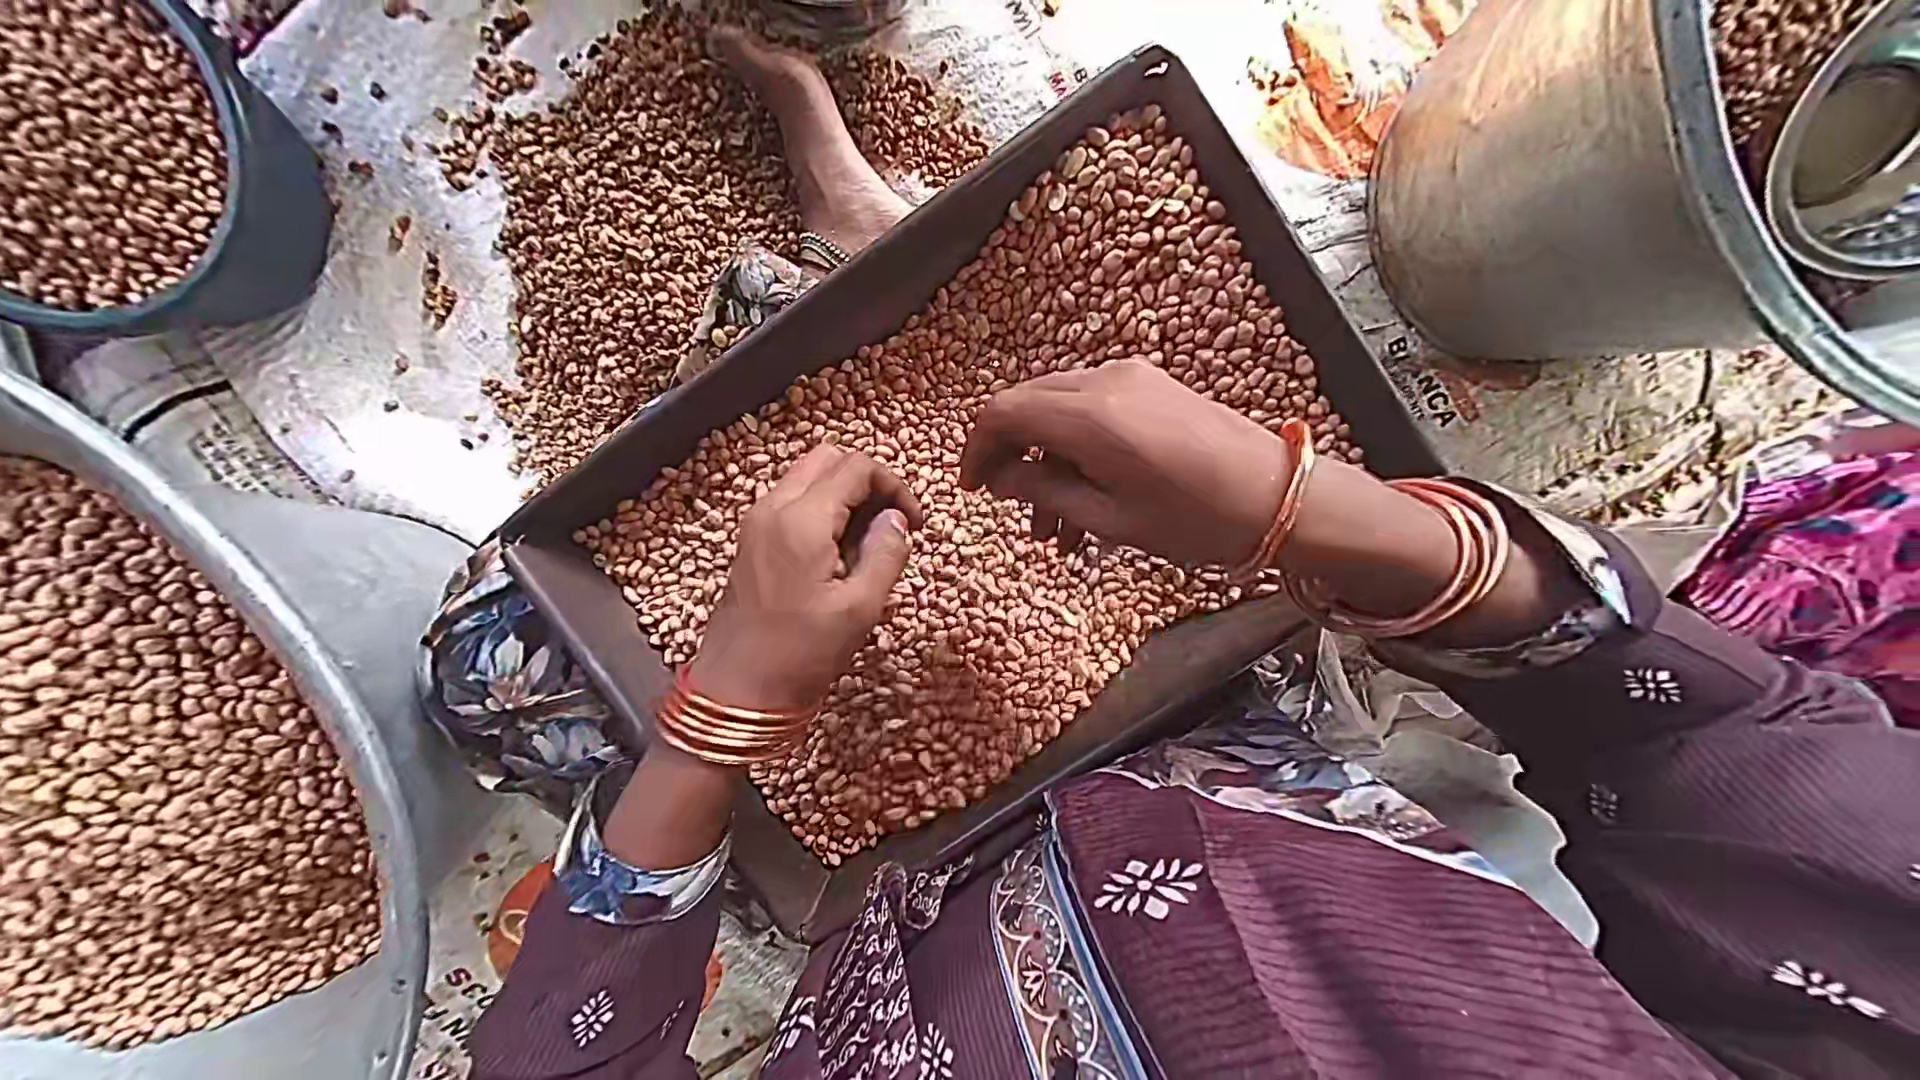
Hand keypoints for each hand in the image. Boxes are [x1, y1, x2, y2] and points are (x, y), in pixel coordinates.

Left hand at [689, 444, 922, 711]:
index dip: (895, 487)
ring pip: (809, 477)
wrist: (737, 691)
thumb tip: (896, 519)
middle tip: (891, 523)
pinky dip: (823, 510)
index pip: (857, 467)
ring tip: (868, 543)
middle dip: (869, 482)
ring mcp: (756, 522)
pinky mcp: (751, 540)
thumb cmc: (801, 654)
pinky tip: (839, 553)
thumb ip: (886, 553)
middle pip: (829, 459)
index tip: (913, 524)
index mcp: (801, 519)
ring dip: (845, 495)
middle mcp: (773, 507)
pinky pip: (793, 502)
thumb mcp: (860, 608)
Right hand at [959, 359, 1291, 564]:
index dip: (977, 449)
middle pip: (1026, 405)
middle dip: (1010, 456)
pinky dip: (1075, 449)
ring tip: (1055, 529)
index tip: (973, 488)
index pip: (1002, 413)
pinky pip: (1092, 410)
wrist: (1281, 497)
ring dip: (1046, 461)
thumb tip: (1001, 477)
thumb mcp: (1109, 518)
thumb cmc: (1196, 519)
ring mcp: (1131, 378)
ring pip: (1058, 411)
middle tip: (1011, 507)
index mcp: (1089, 415)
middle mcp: (1104, 381)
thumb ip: (1044, 490)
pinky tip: (1084, 498)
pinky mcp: (1150, 385)